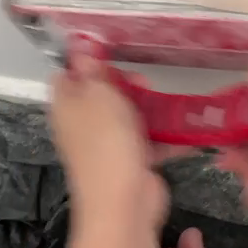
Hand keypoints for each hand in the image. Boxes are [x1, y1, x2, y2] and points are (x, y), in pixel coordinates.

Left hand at [48, 54, 168, 227]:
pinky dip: (162, 137)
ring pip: (126, 117)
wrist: (124, 201)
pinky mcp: (130, 162)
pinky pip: (146, 142)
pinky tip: (182, 129)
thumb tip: (78, 45)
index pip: (66, 75)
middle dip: (124, 85)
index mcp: (65, 106)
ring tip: (165, 105)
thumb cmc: (106, 141)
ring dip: (146, 109)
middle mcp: (82, 125)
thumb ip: (91, 69)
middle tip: (143, 83)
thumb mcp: (98, 93)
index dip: (84, 62)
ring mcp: (106, 146)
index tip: (109, 54)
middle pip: (100, 94)